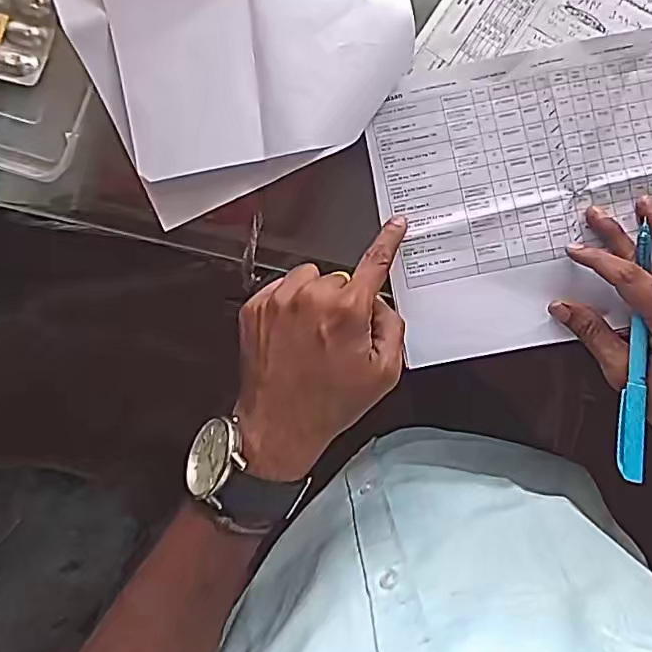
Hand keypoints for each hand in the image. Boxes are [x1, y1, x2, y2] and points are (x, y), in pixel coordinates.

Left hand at [235, 217, 407, 479]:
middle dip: (346, 300)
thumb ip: (393, 326)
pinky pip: (285, 287)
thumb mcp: (385, 371)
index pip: (374, 262)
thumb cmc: (327, 403)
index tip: (395, 225)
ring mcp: (280, 301)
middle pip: (341, 278)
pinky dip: (293, 303)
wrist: (279, 426)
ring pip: (312, 278)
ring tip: (314, 334)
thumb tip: (380, 305)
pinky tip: (295, 333)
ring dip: (317, 298)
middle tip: (340, 336)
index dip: (389, 240)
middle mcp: (311, 300)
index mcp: (346, 312)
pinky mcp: (257, 307)